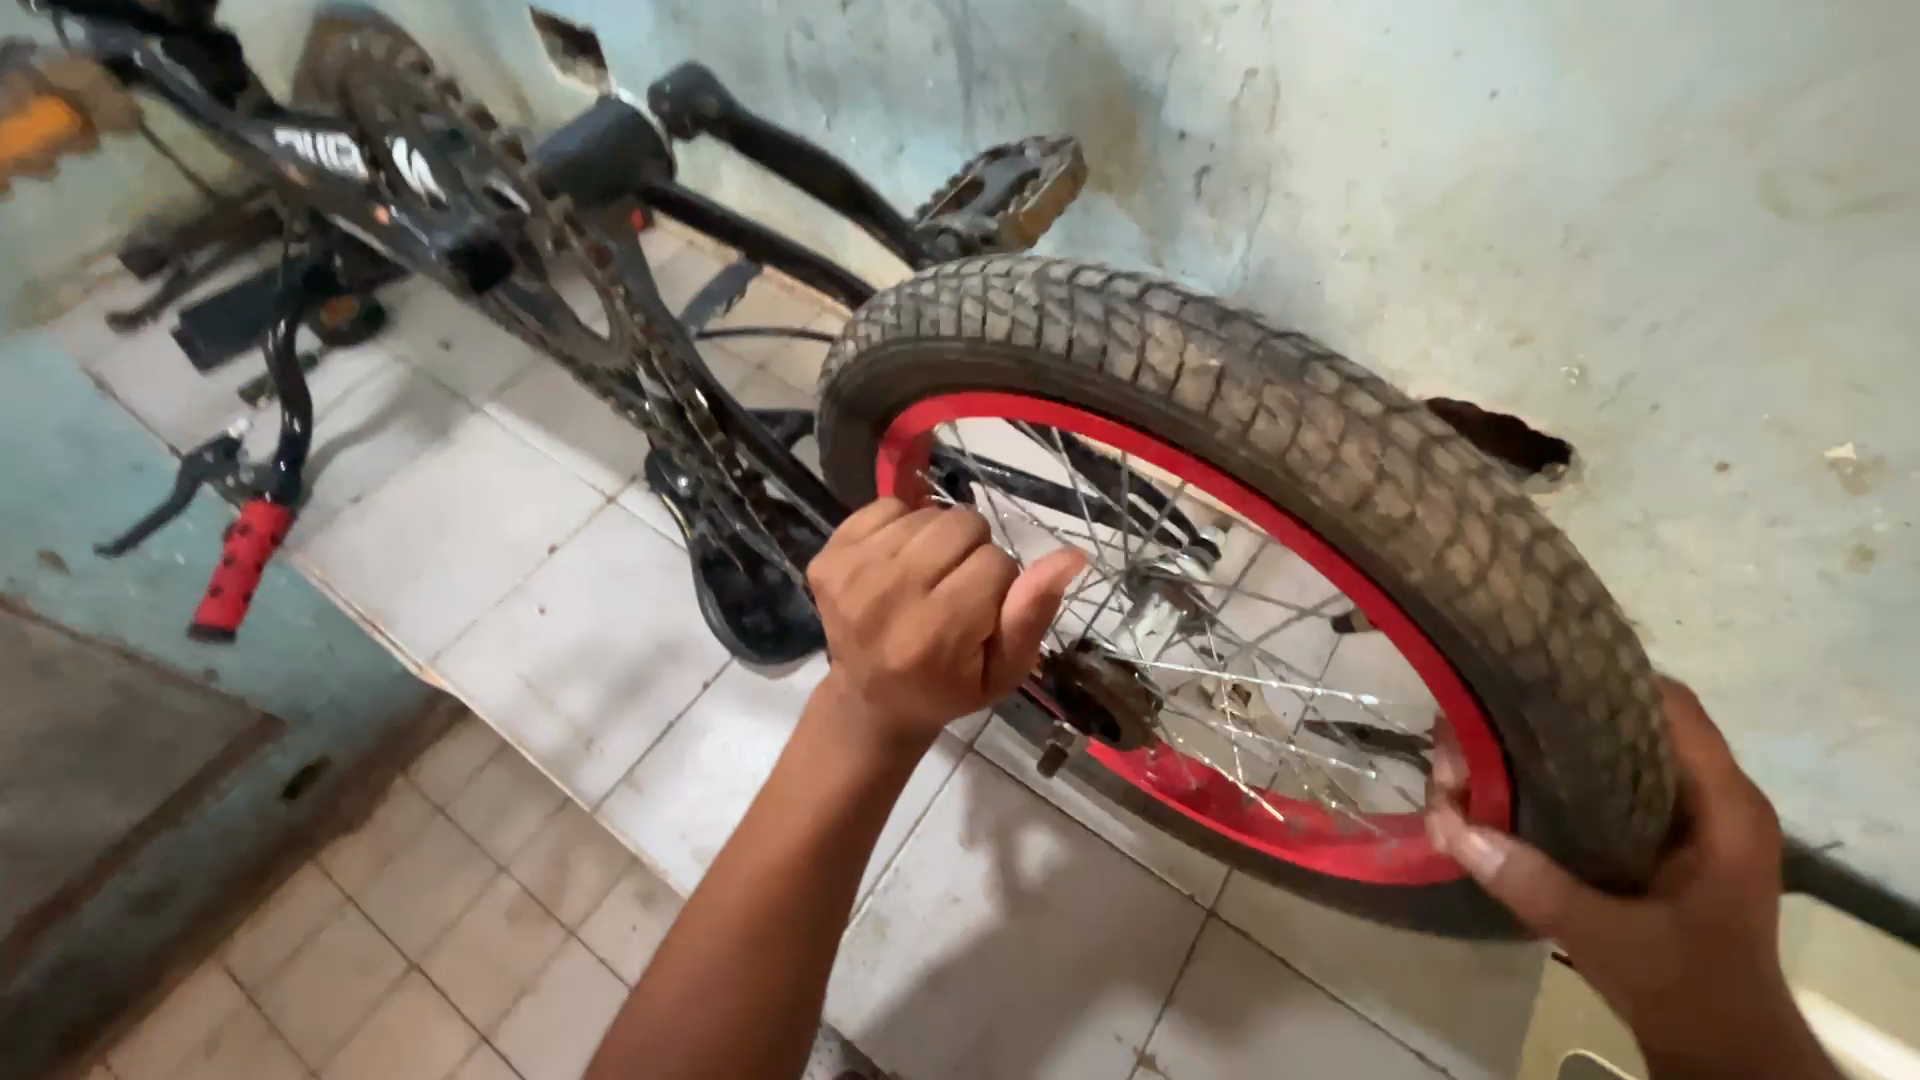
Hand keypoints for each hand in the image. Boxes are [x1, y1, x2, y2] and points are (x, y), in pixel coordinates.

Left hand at [806, 498, 1084, 750]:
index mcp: (935, 632)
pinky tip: (897, 563)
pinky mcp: (827, 557)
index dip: (998, 582)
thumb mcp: (1004, 670)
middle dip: (970, 551)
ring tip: (926, 578)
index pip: (995, 562)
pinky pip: (886, 506)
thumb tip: (1071, 555)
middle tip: (955, 588)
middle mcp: (887, 596)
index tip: (981, 610)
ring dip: (937, 539)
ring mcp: (851, 573)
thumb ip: (1033, 613)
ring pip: (927, 512)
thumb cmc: (948, 687)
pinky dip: (902, 527)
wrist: (870, 698)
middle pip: (960, 524)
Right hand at [1428, 678, 1832, 1075]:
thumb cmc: (1685, 984)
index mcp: (1717, 804)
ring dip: (1514, 752)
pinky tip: (1481, 789)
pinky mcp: (1634, 833)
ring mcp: (1664, 813)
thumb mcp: (1607, 936)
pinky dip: (1525, 778)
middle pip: (1611, 721)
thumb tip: (1446, 824)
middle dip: (1528, 718)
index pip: (1666, 704)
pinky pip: (1577, 782)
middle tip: (1462, 728)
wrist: (1714, 1043)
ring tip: (1457, 765)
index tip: (1524, 667)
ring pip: (1584, 751)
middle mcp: (1692, 794)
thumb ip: (1532, 882)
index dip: (1601, 674)